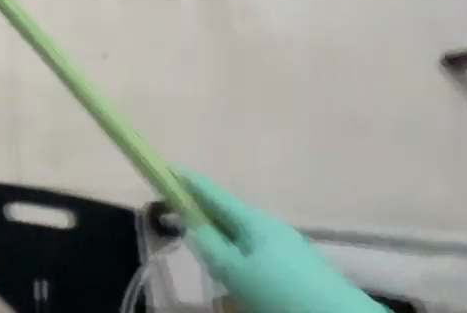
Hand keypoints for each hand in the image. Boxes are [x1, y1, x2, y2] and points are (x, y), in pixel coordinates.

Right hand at [182, 172, 382, 312]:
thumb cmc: (287, 296)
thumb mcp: (239, 275)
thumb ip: (211, 249)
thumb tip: (193, 226)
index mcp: (254, 221)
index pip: (212, 193)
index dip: (186, 181)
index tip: (165, 169)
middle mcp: (272, 231)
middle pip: (228, 221)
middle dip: (207, 225)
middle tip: (184, 231)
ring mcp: (289, 254)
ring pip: (244, 249)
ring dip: (227, 259)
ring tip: (217, 281)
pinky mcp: (302, 279)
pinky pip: (261, 270)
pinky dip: (246, 277)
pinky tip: (243, 297)